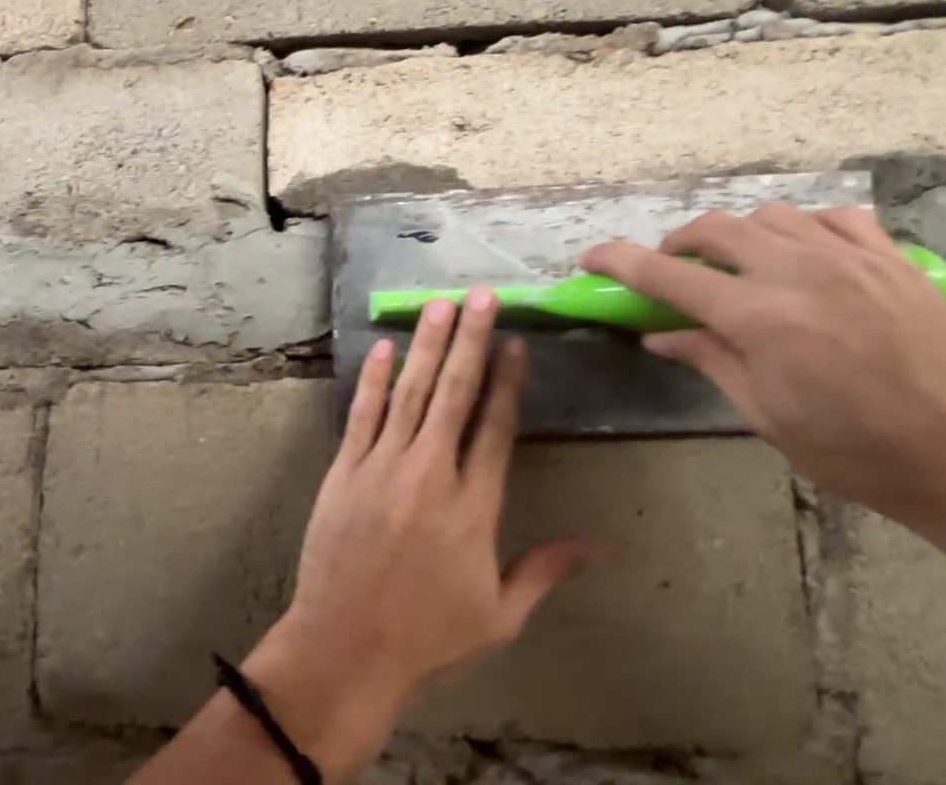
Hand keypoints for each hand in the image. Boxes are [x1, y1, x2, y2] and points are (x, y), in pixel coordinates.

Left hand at [243, 290, 595, 779]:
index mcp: (474, 507)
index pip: (497, 428)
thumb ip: (546, 569)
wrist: (346, 648)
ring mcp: (382, 468)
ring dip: (425, 345)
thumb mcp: (500, 615)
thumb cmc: (428, 636)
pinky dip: (373, 380)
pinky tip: (383, 348)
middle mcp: (431, 474)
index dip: (508, 381)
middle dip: (470, 340)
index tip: (516, 343)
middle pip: (454, 394)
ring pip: (409, 393)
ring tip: (440, 304)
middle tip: (481, 295)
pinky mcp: (343, 472)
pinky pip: (361, 415)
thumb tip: (602, 545)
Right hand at [581, 204, 945, 536]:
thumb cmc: (860, 455)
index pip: (667, 273)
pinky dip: (802, 227)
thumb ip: (709, 360)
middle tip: (670, 271)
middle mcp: (798, 272)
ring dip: (737, 234)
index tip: (591, 256)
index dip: (620, 261)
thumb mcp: (767, 416)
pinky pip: (834, 218)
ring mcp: (852, 258)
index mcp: (758, 318)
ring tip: (736, 265)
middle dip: (678, 243)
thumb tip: (659, 332)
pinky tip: (802, 254)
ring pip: (771, 216)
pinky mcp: (894, 260)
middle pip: (715, 229)